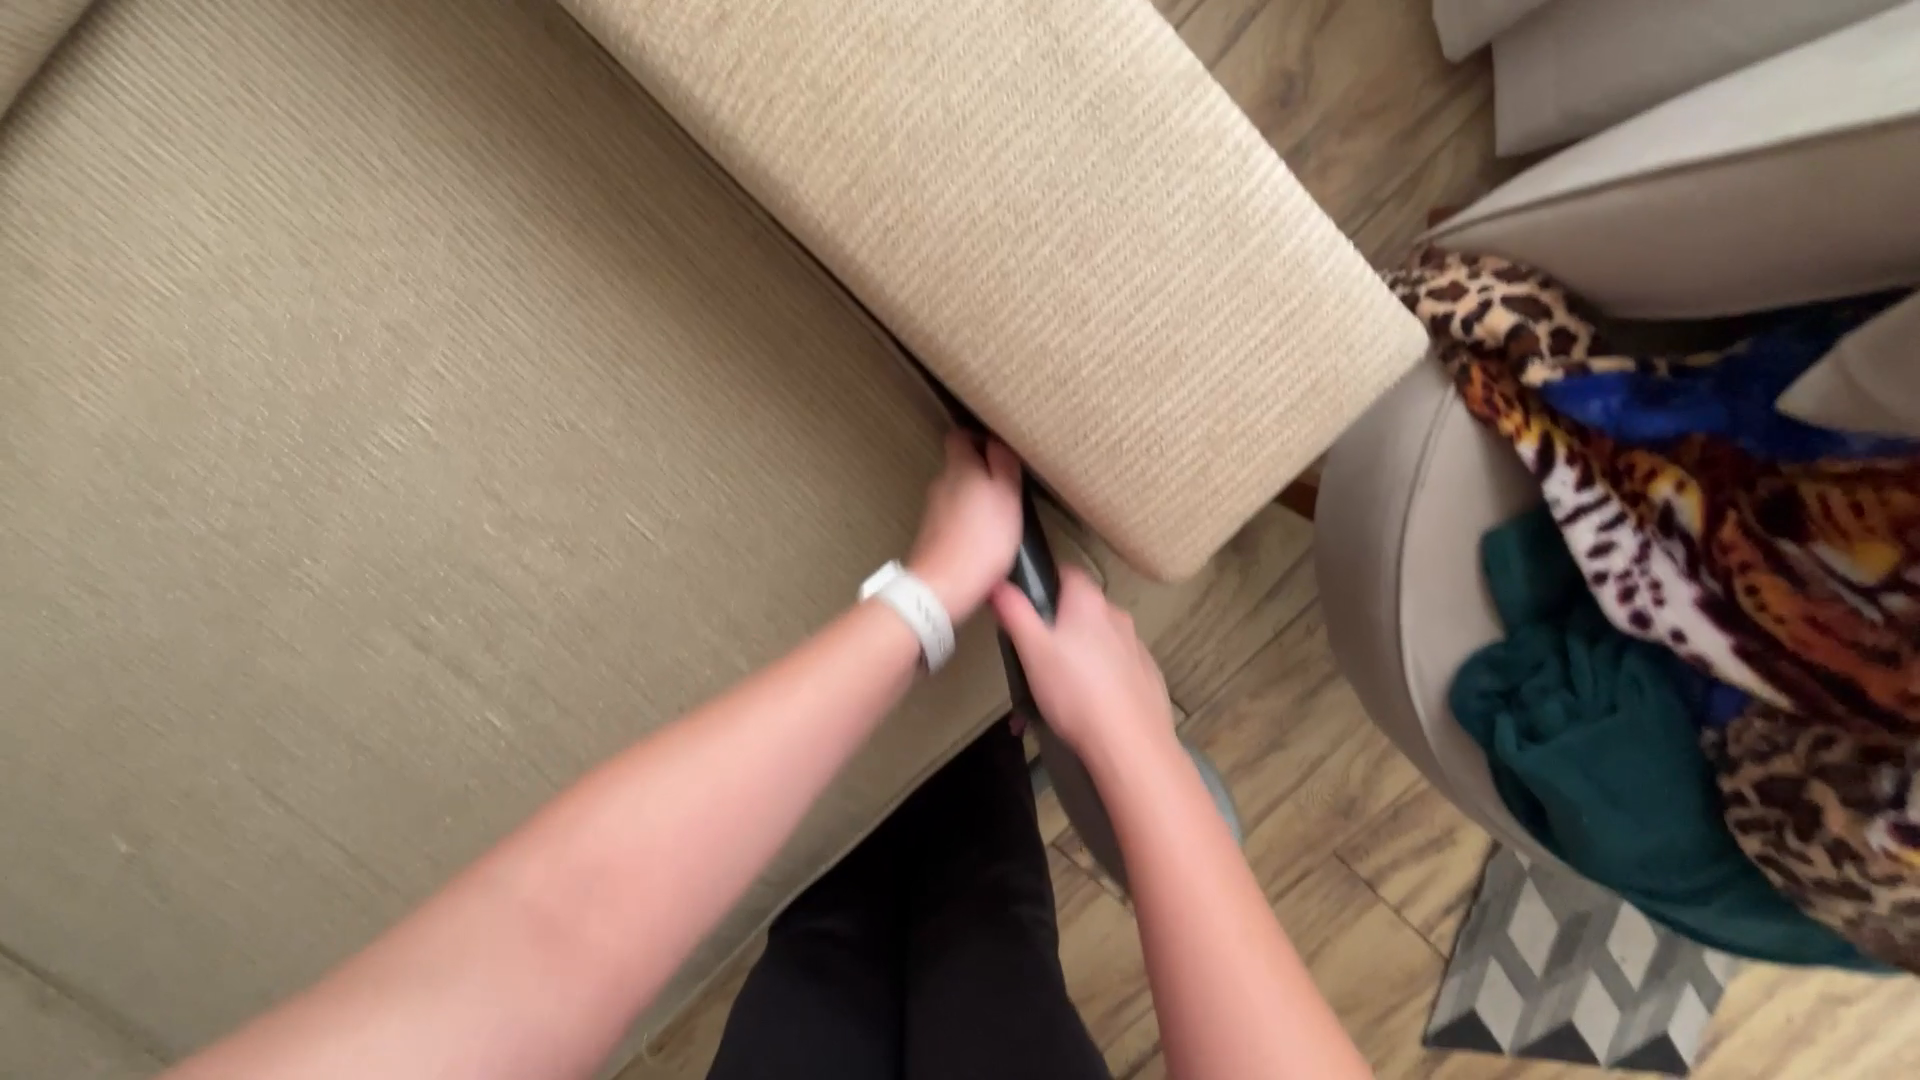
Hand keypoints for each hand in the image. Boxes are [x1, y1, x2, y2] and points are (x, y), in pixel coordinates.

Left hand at [907, 431, 1024, 620]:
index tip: (1000, 451)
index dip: (979, 438)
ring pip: (956, 490)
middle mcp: (940, 482)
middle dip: (981, 469)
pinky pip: (952, 514)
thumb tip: (998, 441)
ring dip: (975, 496)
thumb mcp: (1007, 496)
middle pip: (959, 464)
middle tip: (1007, 483)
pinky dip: (967, 518)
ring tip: (999, 512)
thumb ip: (1004, 464)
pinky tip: (983, 535)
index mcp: (958, 466)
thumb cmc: (982, 538)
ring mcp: (933, 508)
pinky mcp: (931, 532)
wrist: (943, 585)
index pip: (959, 435)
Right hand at [990, 566, 1176, 760]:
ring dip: (1075, 657)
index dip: (1043, 583)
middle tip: (1032, 657)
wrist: (1130, 745)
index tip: (1025, 606)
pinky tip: (1084, 707)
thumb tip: (997, 582)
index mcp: (1089, 601)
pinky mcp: (1148, 677)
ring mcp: (1136, 647)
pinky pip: (1115, 669)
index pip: (1065, 572)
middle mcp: (1117, 616)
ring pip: (1097, 642)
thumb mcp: (1032, 650)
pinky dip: (1098, 680)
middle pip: (1080, 610)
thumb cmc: (1075, 691)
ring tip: (1052, 693)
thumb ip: (1014, 611)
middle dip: (1056, 628)